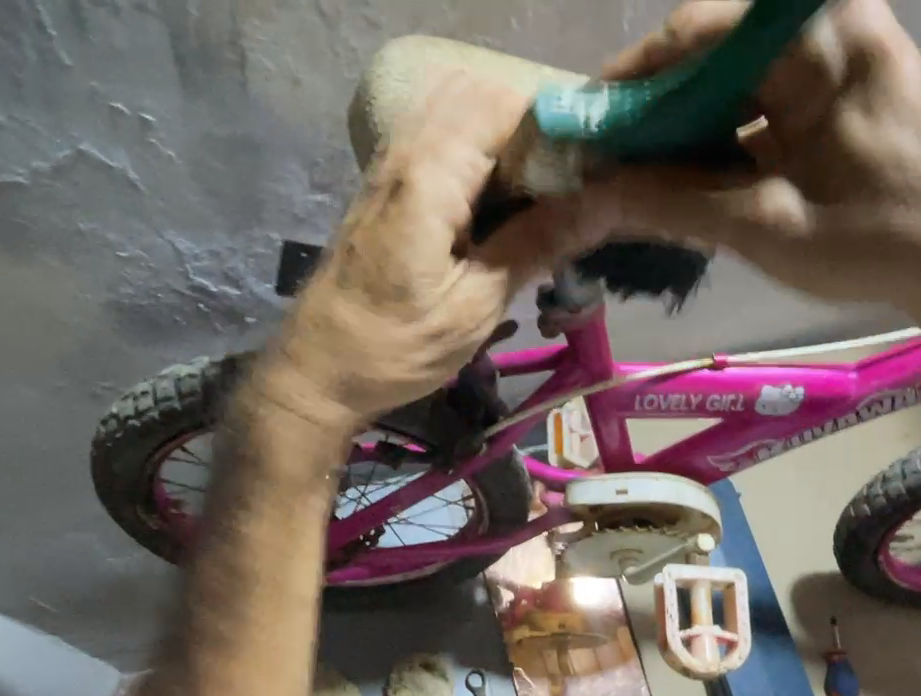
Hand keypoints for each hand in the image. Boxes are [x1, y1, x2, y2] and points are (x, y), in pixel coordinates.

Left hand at [265, 75, 611, 434]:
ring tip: (534, 200)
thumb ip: (536, 243)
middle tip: (562, 187)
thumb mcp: (474, 307)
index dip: (556, 125)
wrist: (318, 374)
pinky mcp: (384, 190)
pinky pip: (437, 145)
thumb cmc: (395, 349)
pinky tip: (494, 211)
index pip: (505, 102)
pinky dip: (474, 160)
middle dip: (531, 130)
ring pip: (457, 117)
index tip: (588, 170)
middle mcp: (404, 154)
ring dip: (502, 145)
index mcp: (429, 177)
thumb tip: (602, 201)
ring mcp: (388, 168)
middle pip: (481, 96)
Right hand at [597, 0, 920, 311]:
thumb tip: (592, 194)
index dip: (629, 83)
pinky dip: (716, 145)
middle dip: (650, 114)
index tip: (580, 128)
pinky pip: (755, 108)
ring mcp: (833, 61)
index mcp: (820, 38)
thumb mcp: (766, 226)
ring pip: (728, 86)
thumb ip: (674, 205)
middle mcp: (826, 29)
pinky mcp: (833, 96)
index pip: (697, 36)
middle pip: (710, 59)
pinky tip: (681, 182)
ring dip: (679, 133)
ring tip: (628, 179)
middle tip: (599, 164)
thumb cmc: (877, 237)